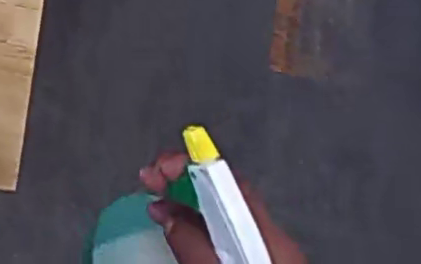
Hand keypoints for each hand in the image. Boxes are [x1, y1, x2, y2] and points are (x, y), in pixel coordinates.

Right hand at [139, 150, 304, 263]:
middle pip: (225, 196)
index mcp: (268, 237)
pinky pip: (227, 243)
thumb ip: (193, 247)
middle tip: (148, 183)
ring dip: (186, 205)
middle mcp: (273, 243)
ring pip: (224, 219)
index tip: (157, 169)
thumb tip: (168, 212)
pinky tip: (180, 239)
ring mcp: (270, 262)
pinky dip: (199, 232)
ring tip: (155, 208)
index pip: (228, 181)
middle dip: (183, 181)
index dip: (190, 165)